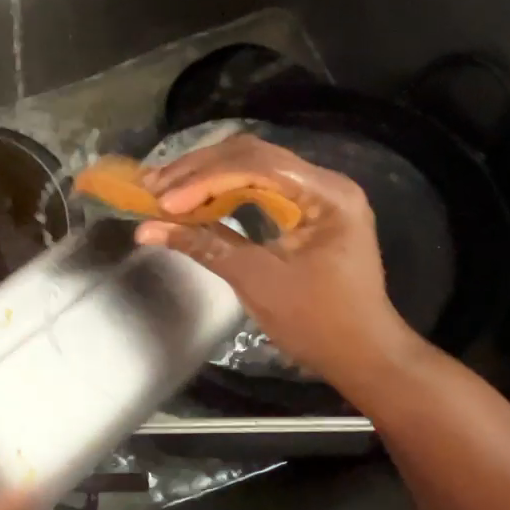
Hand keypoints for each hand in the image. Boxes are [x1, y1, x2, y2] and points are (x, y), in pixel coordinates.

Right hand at [135, 133, 422, 388]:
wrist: (364, 354)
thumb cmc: (318, 321)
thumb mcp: (256, 280)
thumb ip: (203, 245)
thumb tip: (145, 229)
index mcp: (326, 195)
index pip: (255, 166)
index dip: (204, 180)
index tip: (163, 203)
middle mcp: (324, 182)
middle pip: (250, 155)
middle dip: (197, 170)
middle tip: (152, 188)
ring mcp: (314, 192)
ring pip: (248, 164)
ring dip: (202, 175)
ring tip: (160, 189)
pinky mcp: (303, 206)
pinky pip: (254, 182)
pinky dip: (218, 187)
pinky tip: (189, 197)